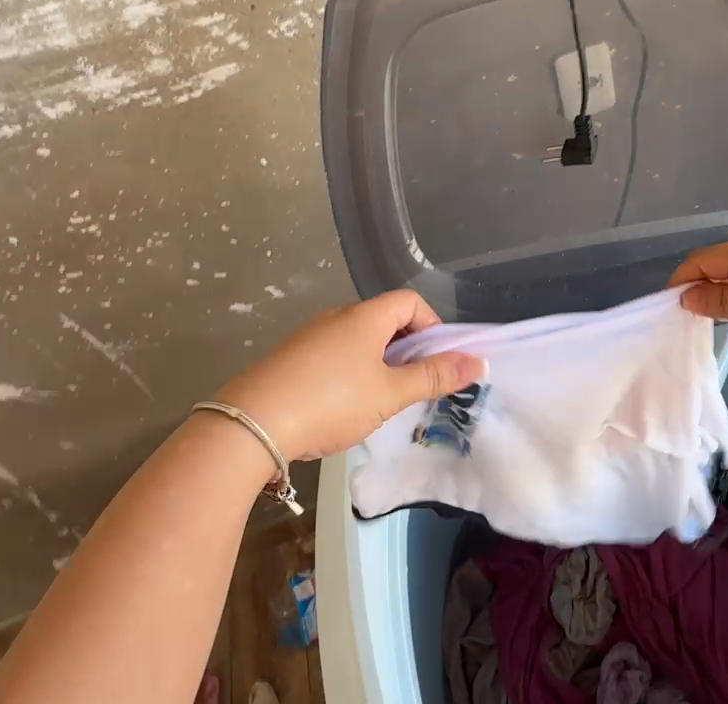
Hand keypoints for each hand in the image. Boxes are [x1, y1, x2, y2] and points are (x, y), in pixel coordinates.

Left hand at [213, 290, 485, 460]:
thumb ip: (433, 377)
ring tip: (378, 402)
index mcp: (365, 316)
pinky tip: (341, 408)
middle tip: (412, 386)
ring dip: (377, 363)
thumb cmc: (330, 402)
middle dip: (406, 349)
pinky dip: (349, 372)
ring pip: (357, 340)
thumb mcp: (389, 394)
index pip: (409, 301)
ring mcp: (309, 337)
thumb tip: (477, 362)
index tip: (434, 362)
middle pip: (384, 319)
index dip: (431, 326)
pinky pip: (332, 355)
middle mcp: (337, 317)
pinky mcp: (289, 359)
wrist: (250, 425)